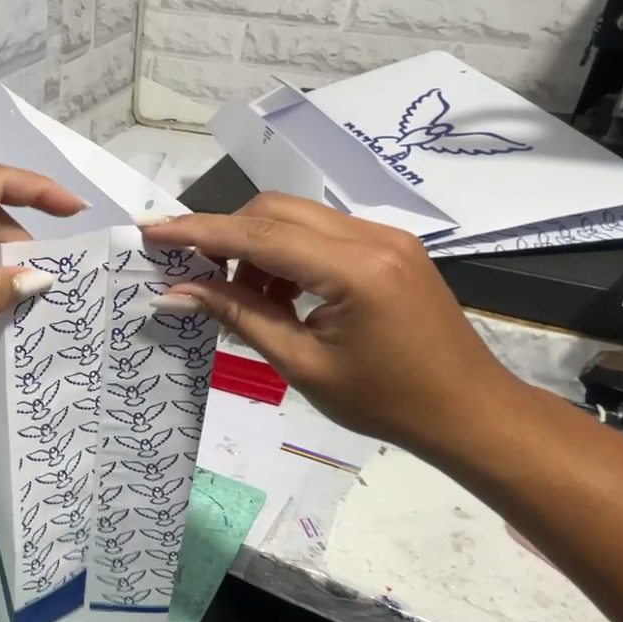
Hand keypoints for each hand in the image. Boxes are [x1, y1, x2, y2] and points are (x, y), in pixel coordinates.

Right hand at [142, 192, 521, 450]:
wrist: (470, 412)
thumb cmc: (386, 402)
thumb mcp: (301, 364)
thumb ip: (238, 316)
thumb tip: (176, 293)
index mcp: (356, 270)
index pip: (258, 236)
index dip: (198, 232)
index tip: (152, 233)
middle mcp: (373, 237)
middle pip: (274, 210)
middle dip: (225, 235)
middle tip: (194, 276)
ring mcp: (385, 237)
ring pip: (294, 218)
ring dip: (254, 248)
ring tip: (245, 300)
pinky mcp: (389, 247)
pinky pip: (319, 233)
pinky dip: (284, 255)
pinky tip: (281, 297)